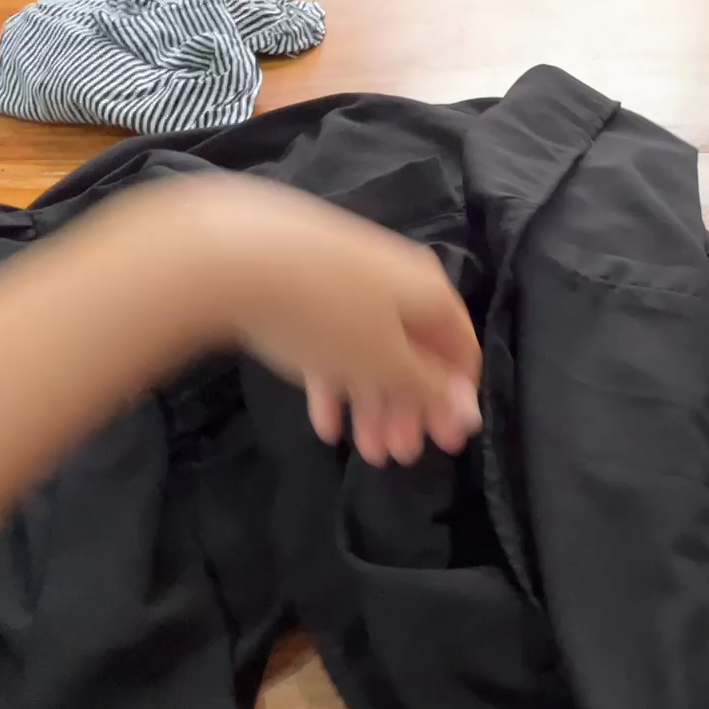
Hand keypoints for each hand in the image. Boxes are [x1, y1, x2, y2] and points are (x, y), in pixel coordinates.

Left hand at [122, 173, 482, 465]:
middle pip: (415, 355)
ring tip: (365, 453)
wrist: (238, 253)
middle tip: (400, 455)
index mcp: (430, 293)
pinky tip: (325, 423)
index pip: (460, 351)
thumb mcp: (386, 362)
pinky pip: (333, 338)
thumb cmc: (330, 314)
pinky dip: (335, 379)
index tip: (443, 444)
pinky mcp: (308, 286)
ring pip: (373, 350)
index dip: (455, 401)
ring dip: (373, 405)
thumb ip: (430, 390)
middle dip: (408, 410)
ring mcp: (351, 281)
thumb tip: (470, 413)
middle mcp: (398, 282)